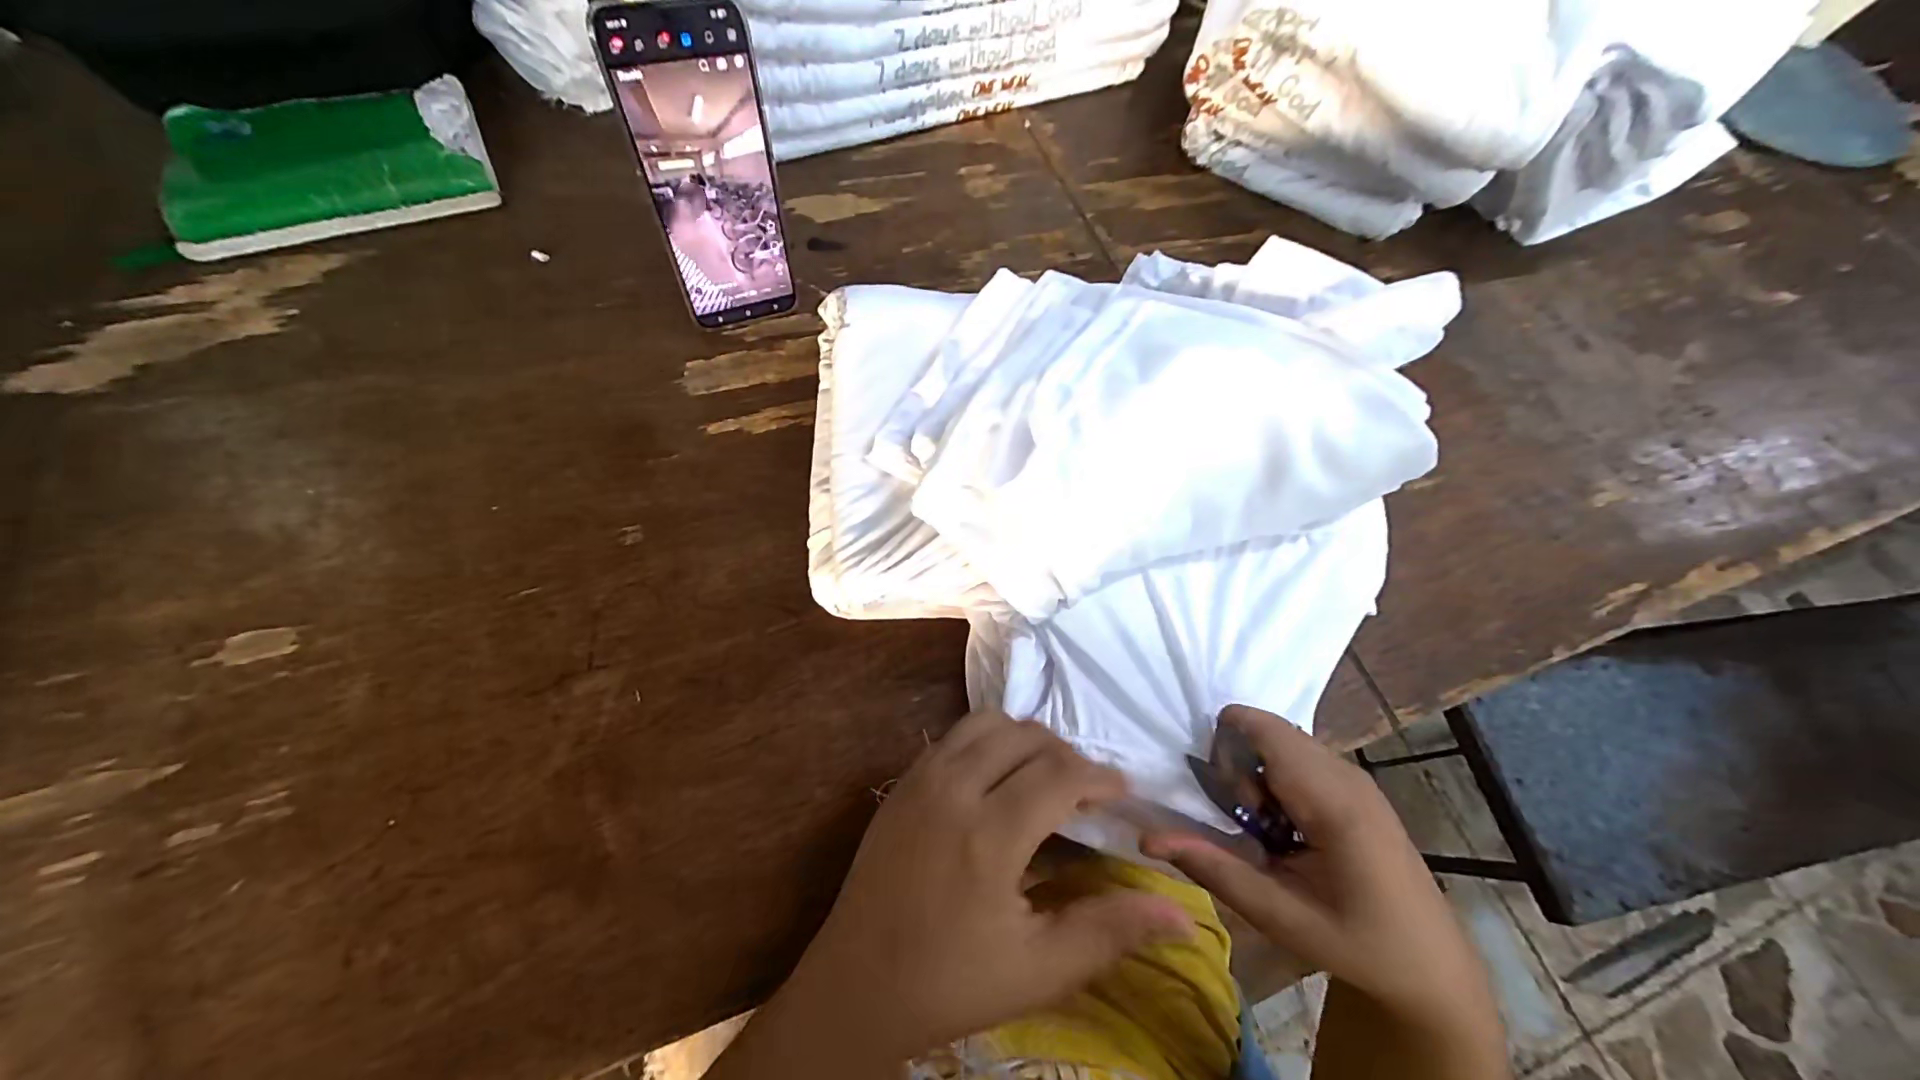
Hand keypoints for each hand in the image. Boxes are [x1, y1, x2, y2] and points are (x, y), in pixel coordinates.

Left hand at [750, 711, 1194, 1067]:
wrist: (857, 984)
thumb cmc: (951, 982)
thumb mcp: (1039, 968)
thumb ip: (1110, 930)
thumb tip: (1181, 915)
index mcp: (990, 835)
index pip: (1060, 774)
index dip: (1099, 777)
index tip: (1120, 794)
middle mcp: (953, 790)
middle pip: (1026, 736)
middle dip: (1066, 755)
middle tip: (1084, 793)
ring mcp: (920, 780)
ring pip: (986, 723)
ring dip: (1024, 740)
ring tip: (1041, 779)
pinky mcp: (901, 784)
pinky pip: (953, 736)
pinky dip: (987, 742)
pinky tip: (996, 781)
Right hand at [1141, 706, 1497, 1034]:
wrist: (1432, 968)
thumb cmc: (1357, 945)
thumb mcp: (1280, 916)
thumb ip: (1215, 869)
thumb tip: (1148, 837)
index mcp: (1334, 802)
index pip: (1265, 730)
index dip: (1227, 748)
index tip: (1221, 796)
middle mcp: (1348, 775)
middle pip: (1270, 732)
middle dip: (1239, 763)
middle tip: (1239, 819)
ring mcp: (1357, 778)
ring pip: (1284, 743)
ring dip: (1257, 772)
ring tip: (1262, 828)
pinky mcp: (1357, 787)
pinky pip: (1301, 757)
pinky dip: (1276, 779)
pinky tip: (1284, 828)